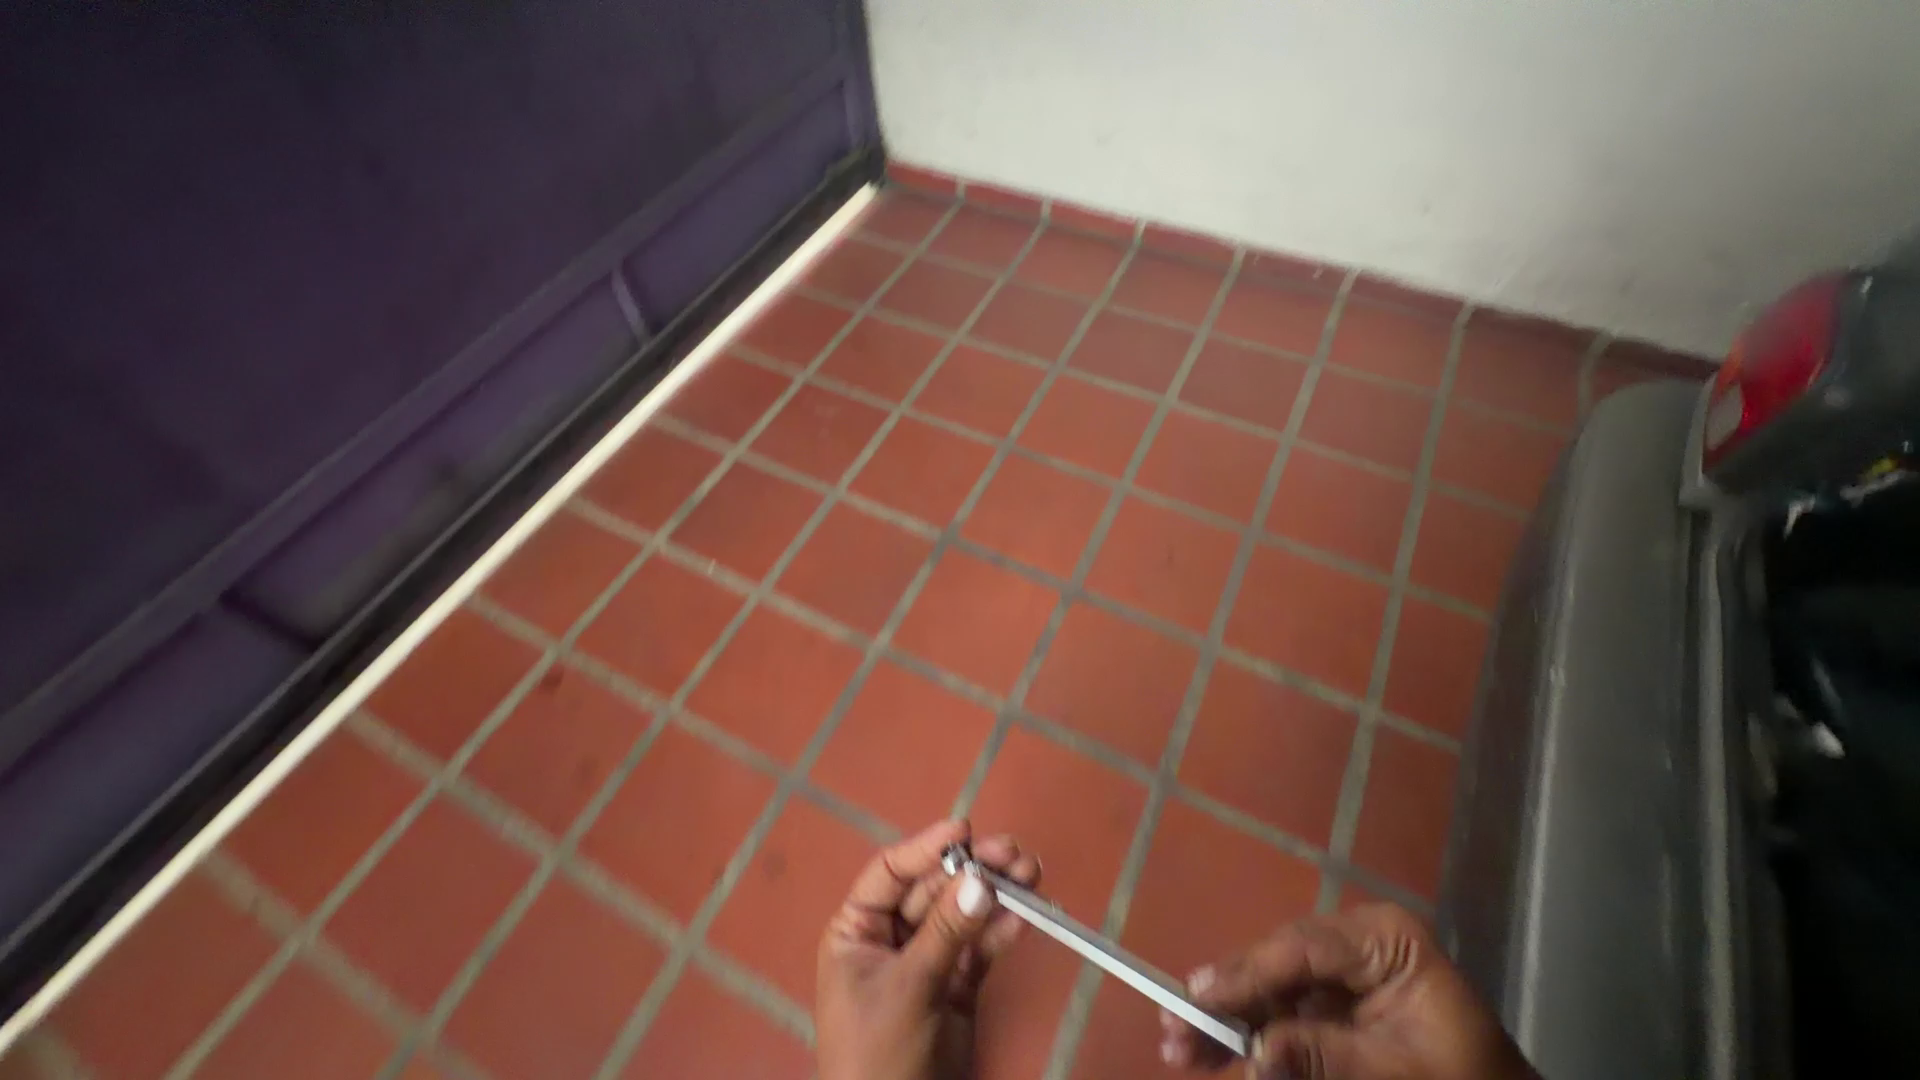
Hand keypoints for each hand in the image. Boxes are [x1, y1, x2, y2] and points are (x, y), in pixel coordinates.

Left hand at [816, 819, 1040, 1079]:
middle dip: (973, 869)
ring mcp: (926, 960)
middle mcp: (890, 937)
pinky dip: (1001, 932)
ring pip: (962, 914)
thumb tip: (980, 881)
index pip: (890, 872)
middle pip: (934, 888)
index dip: (926, 847)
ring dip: (995, 894)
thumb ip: (945, 933)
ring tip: (1031, 874)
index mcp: (857, 929)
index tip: (964, 829)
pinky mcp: (957, 986)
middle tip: (1014, 852)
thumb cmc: (877, 1055)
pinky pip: (980, 948)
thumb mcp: (908, 988)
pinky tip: (1025, 915)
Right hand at [1162, 903, 1536, 1079]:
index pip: (1301, 948)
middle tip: (1174, 1029)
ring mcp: (1341, 973)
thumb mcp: (1401, 1075)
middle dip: (1225, 1003)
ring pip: (1270, 993)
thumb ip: (1325, 1058)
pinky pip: (1282, 1017)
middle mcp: (1354, 943)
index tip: (1197, 997)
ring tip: (1179, 1050)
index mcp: (1383, 939)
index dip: (1245, 974)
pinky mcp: (1333, 1005)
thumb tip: (1253, 1055)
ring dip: (1227, 1024)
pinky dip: (1252, 1040)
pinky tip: (1215, 1057)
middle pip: (1275, 967)